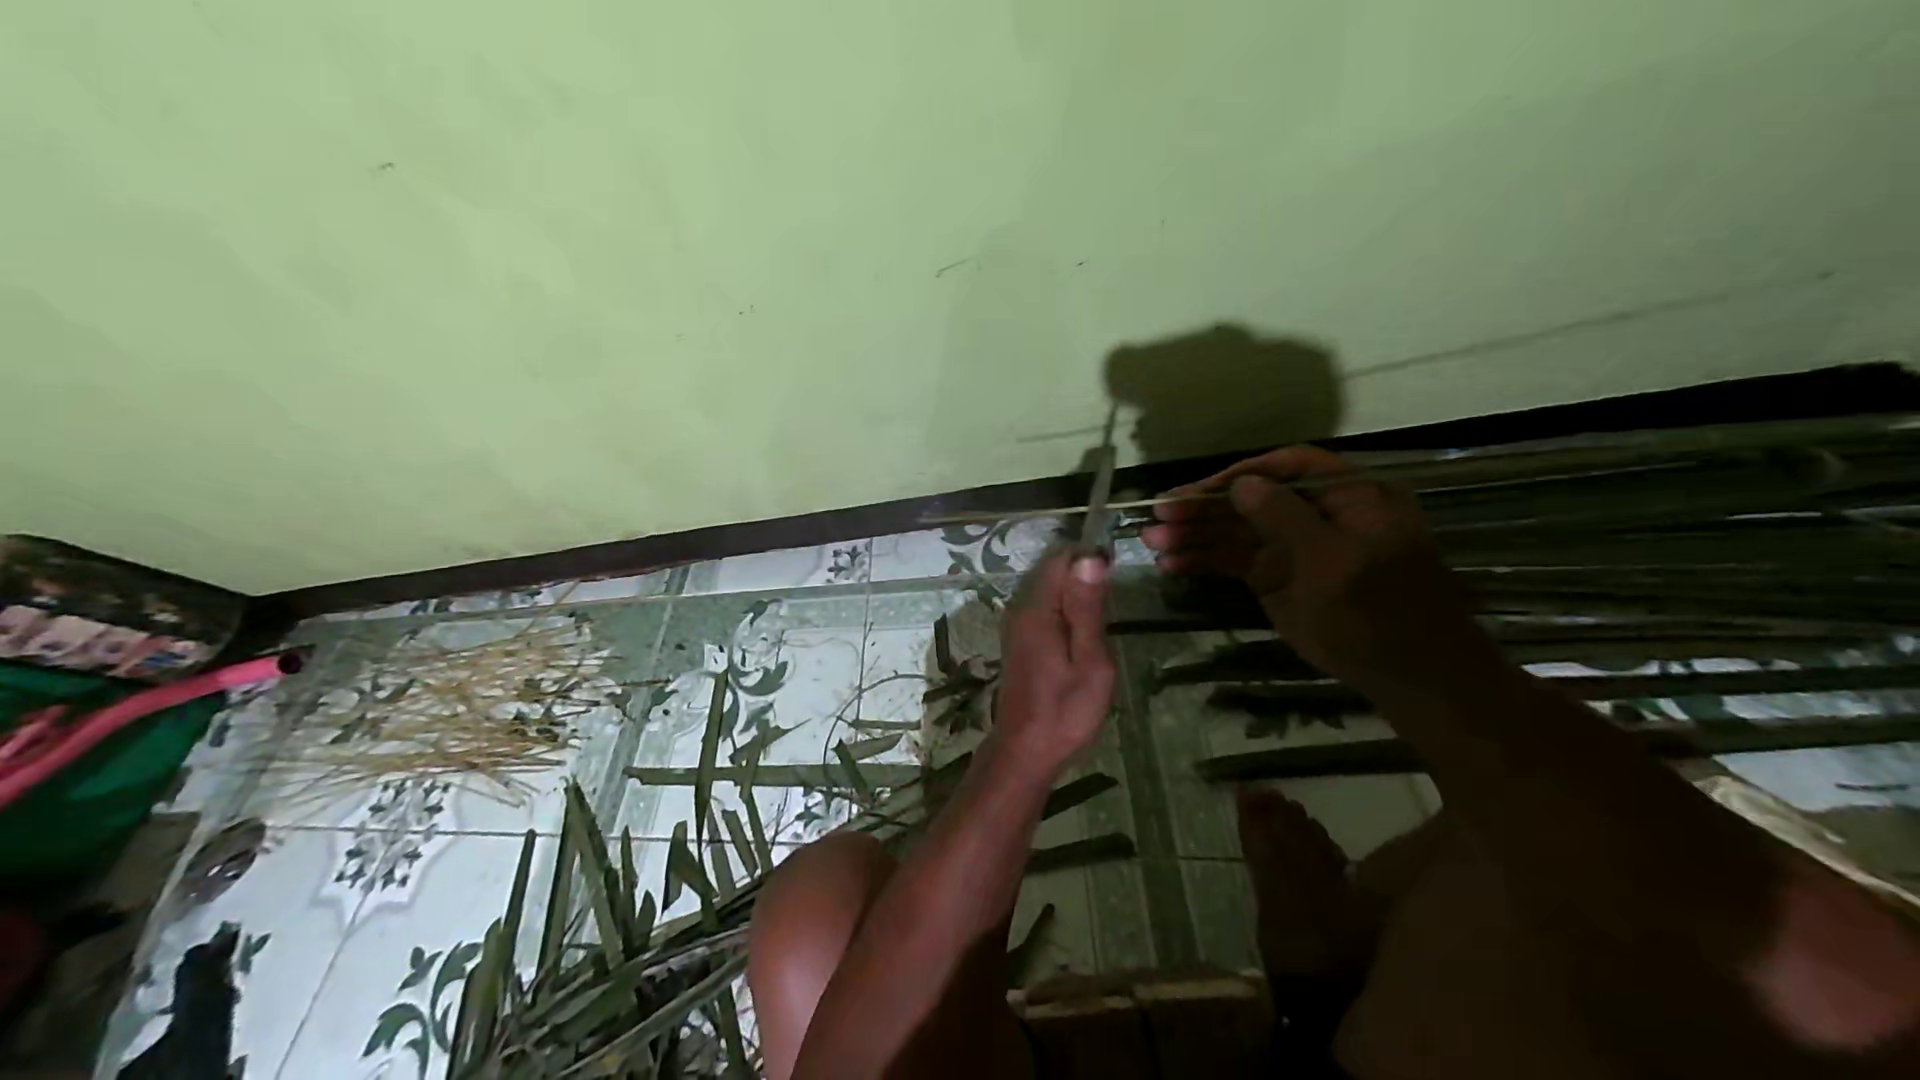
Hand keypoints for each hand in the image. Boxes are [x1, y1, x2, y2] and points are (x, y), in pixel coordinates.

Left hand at [993, 549, 1115, 782]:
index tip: (1116, 584)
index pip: (1062, 559)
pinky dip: (1066, 612)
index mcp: (1037, 610)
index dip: (1091, 560)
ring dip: (1077, 596)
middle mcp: (1020, 609)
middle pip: (1054, 572)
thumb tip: (1090, 558)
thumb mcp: (1090, 661)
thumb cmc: (1065, 710)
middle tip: (1113, 610)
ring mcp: (1016, 624)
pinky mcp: (1019, 639)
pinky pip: (1045, 608)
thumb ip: (1087, 608)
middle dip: (1085, 578)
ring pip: (1050, 590)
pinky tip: (1083, 637)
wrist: (1026, 750)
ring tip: (1102, 624)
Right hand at [1142, 446, 1483, 683]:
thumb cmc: (1377, 610)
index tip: (1198, 489)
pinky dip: (1205, 562)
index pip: (1286, 468)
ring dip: (1195, 535)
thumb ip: (1286, 517)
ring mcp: (1294, 547)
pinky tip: (1171, 565)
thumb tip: (1243, 483)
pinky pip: (1236, 561)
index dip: (1240, 474)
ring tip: (1151, 541)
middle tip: (1158, 514)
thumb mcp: (1332, 560)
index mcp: (1347, 495)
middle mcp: (1315, 514)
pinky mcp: (1277, 578)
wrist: (1407, 675)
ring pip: (1237, 531)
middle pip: (1253, 499)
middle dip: (1204, 508)